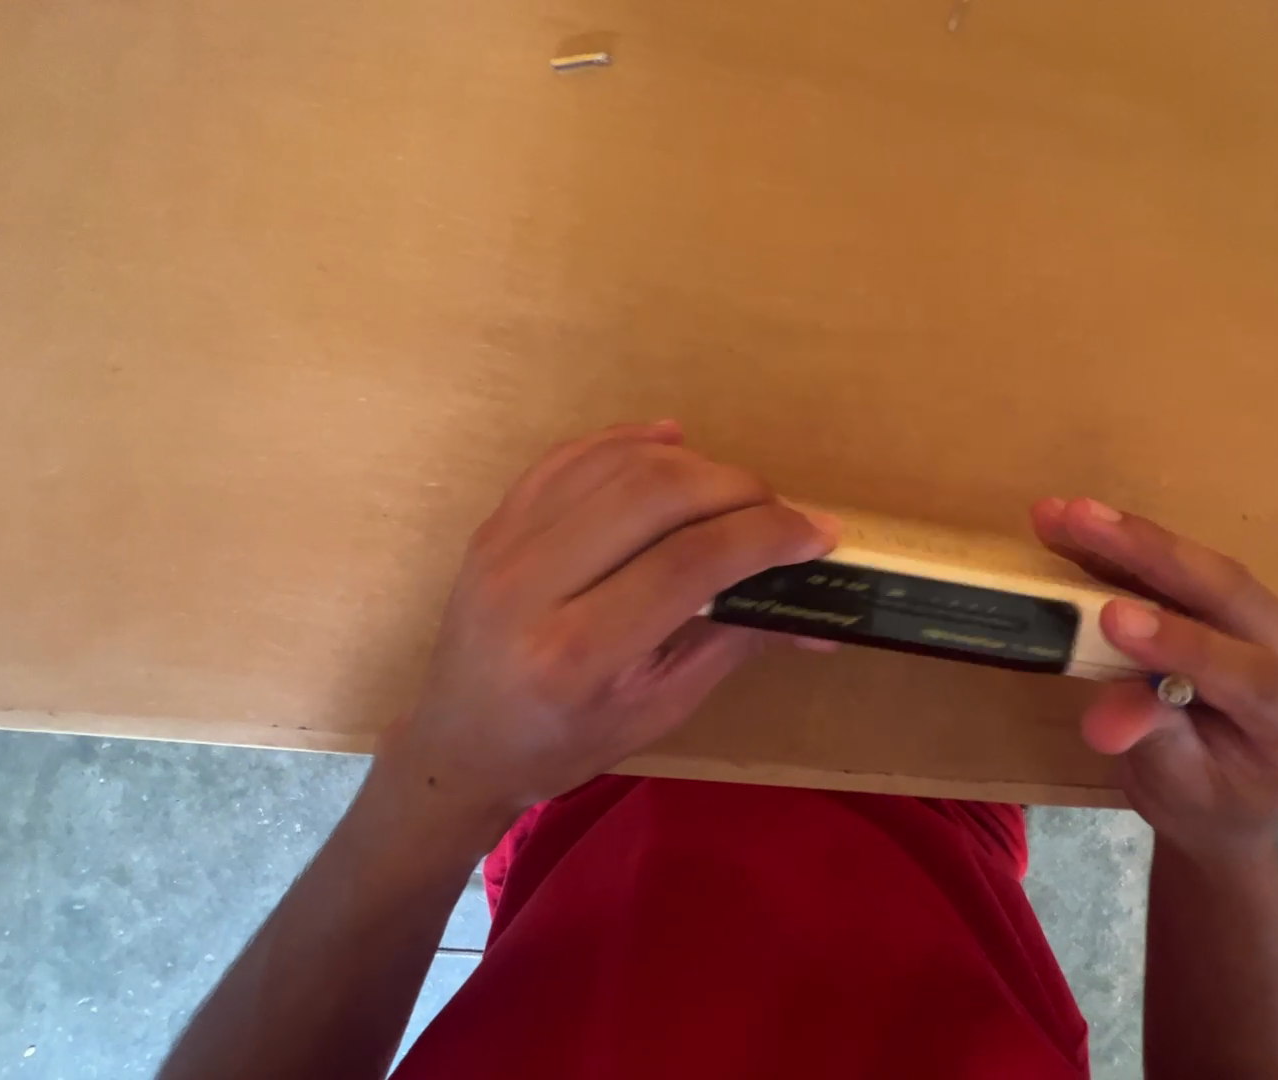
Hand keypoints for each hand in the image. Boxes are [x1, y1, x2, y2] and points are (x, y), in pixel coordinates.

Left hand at [372, 420, 834, 826]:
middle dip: (738, 489)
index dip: (765, 537)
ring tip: (734, 491)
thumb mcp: (660, 709)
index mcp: (577, 652)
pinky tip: (673, 444)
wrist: (461, 743)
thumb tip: (816, 618)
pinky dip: (630, 440)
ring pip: (617, 463)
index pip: (690, 562)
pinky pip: (572, 454)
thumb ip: (735, 643)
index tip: (817, 534)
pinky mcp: (495, 519)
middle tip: (779, 512)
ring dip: (694, 464)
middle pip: (655, 495)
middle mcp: (532, 584)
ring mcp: (504, 542)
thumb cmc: (566, 744)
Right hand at [1032, 497, 1277, 862]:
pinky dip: (1129, 549)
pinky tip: (1081, 529)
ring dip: (1132, 539)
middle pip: (1233, 594)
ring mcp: (1275, 630)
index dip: (1184, 644)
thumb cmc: (1202, 807)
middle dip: (1150, 553)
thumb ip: (1151, 740)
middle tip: (1079, 518)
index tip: (1112, 618)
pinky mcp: (1236, 611)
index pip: (1254, 678)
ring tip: (1066, 514)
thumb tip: (1105, 717)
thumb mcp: (1173, 787)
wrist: (1222, 808)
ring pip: (1207, 571)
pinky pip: (1186, 572)